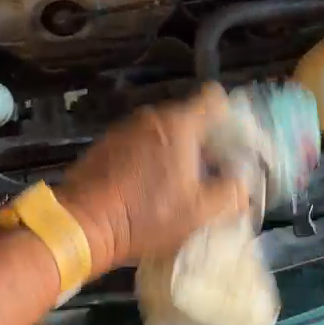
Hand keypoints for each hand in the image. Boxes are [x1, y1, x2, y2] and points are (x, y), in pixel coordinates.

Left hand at [55, 85, 250, 276]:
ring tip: (174, 186)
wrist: (80, 225)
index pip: (214, 99)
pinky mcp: (105, 143)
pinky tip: (144, 188)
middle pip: (189, 119)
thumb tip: (243, 185)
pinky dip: (147, 159)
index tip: (231, 142)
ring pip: (162, 132)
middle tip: (207, 174)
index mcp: (181, 123)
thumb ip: (231, 193)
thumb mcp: (199, 212)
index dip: (228, 117)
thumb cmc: (146, 214)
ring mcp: (125, 127)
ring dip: (173, 152)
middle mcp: (153, 116)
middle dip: (202, 143)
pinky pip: (139, 143)